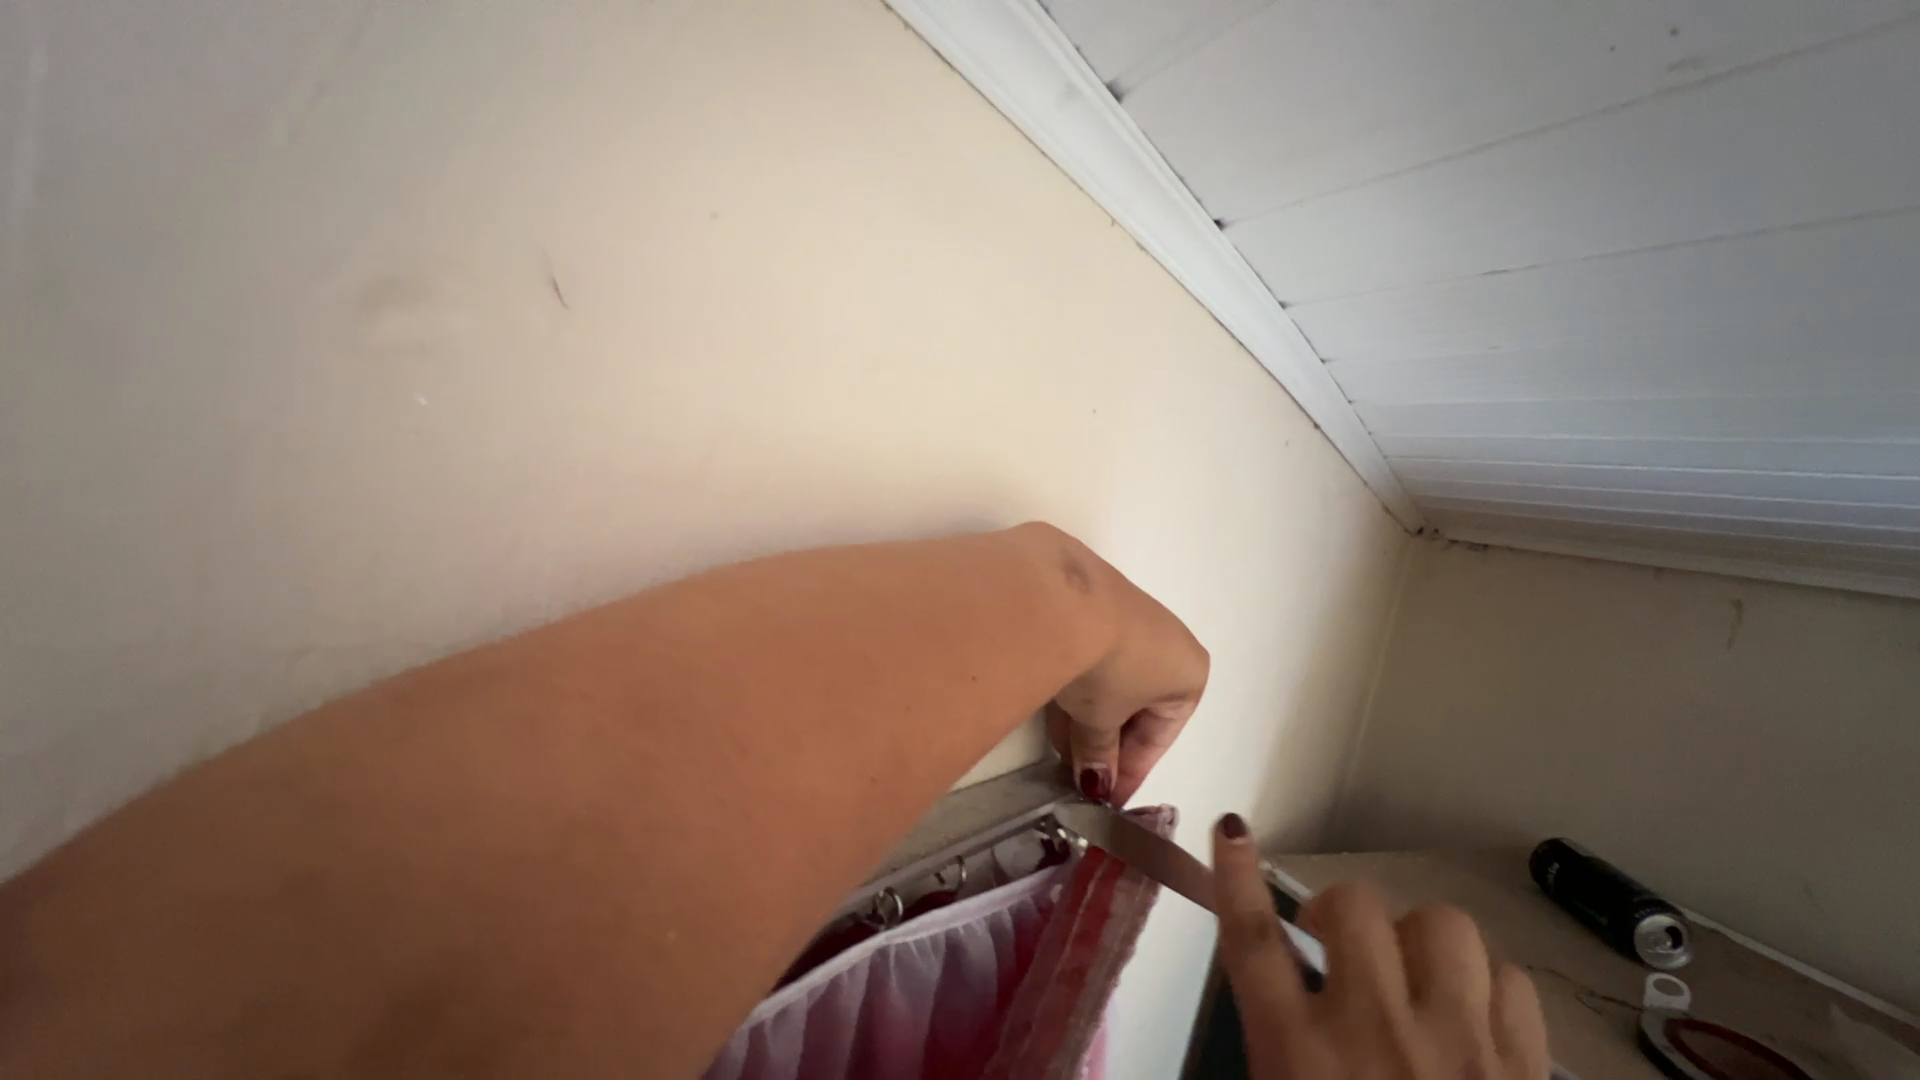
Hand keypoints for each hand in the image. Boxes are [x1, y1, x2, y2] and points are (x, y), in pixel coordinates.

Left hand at [1041, 537, 1208, 806]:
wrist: (1065, 598)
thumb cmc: (1105, 665)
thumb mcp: (1102, 719)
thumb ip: (1100, 753)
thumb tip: (1096, 785)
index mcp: (1188, 671)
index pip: (1160, 735)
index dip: (1131, 772)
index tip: (1107, 799)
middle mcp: (1168, 642)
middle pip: (1136, 707)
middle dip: (1105, 744)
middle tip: (1078, 776)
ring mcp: (1129, 618)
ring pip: (1111, 682)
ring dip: (1086, 718)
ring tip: (1060, 749)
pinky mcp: (1093, 604)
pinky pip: (1090, 656)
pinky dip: (1074, 685)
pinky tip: (1050, 707)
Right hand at [1211, 815, 1550, 1079]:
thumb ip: (1272, 1051)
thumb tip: (1271, 1003)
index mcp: (1300, 1053)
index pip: (1253, 938)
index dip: (1235, 875)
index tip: (1232, 829)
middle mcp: (1374, 1033)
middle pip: (1354, 907)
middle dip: (1343, 914)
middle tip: (1344, 950)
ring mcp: (1460, 1049)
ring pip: (1443, 925)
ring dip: (1420, 940)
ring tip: (1415, 977)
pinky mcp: (1528, 1075)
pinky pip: (1511, 981)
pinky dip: (1488, 985)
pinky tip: (1474, 1017)